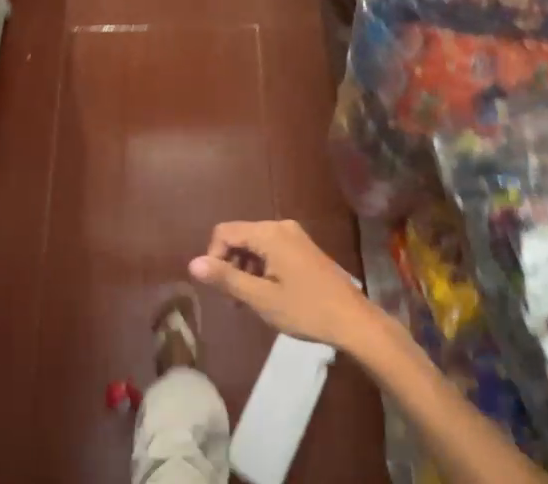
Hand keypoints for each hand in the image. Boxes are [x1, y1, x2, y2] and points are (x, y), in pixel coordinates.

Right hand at [188, 220, 390, 353]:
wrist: (354, 321)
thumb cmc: (306, 310)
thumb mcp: (261, 298)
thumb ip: (226, 278)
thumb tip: (193, 264)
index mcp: (269, 233)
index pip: (224, 232)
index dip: (214, 257)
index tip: (221, 289)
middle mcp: (281, 226)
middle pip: (240, 237)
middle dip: (230, 265)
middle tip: (235, 300)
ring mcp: (294, 236)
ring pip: (255, 245)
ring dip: (245, 269)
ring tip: (250, 302)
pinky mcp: (303, 248)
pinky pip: (271, 250)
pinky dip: (262, 269)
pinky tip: (268, 295)